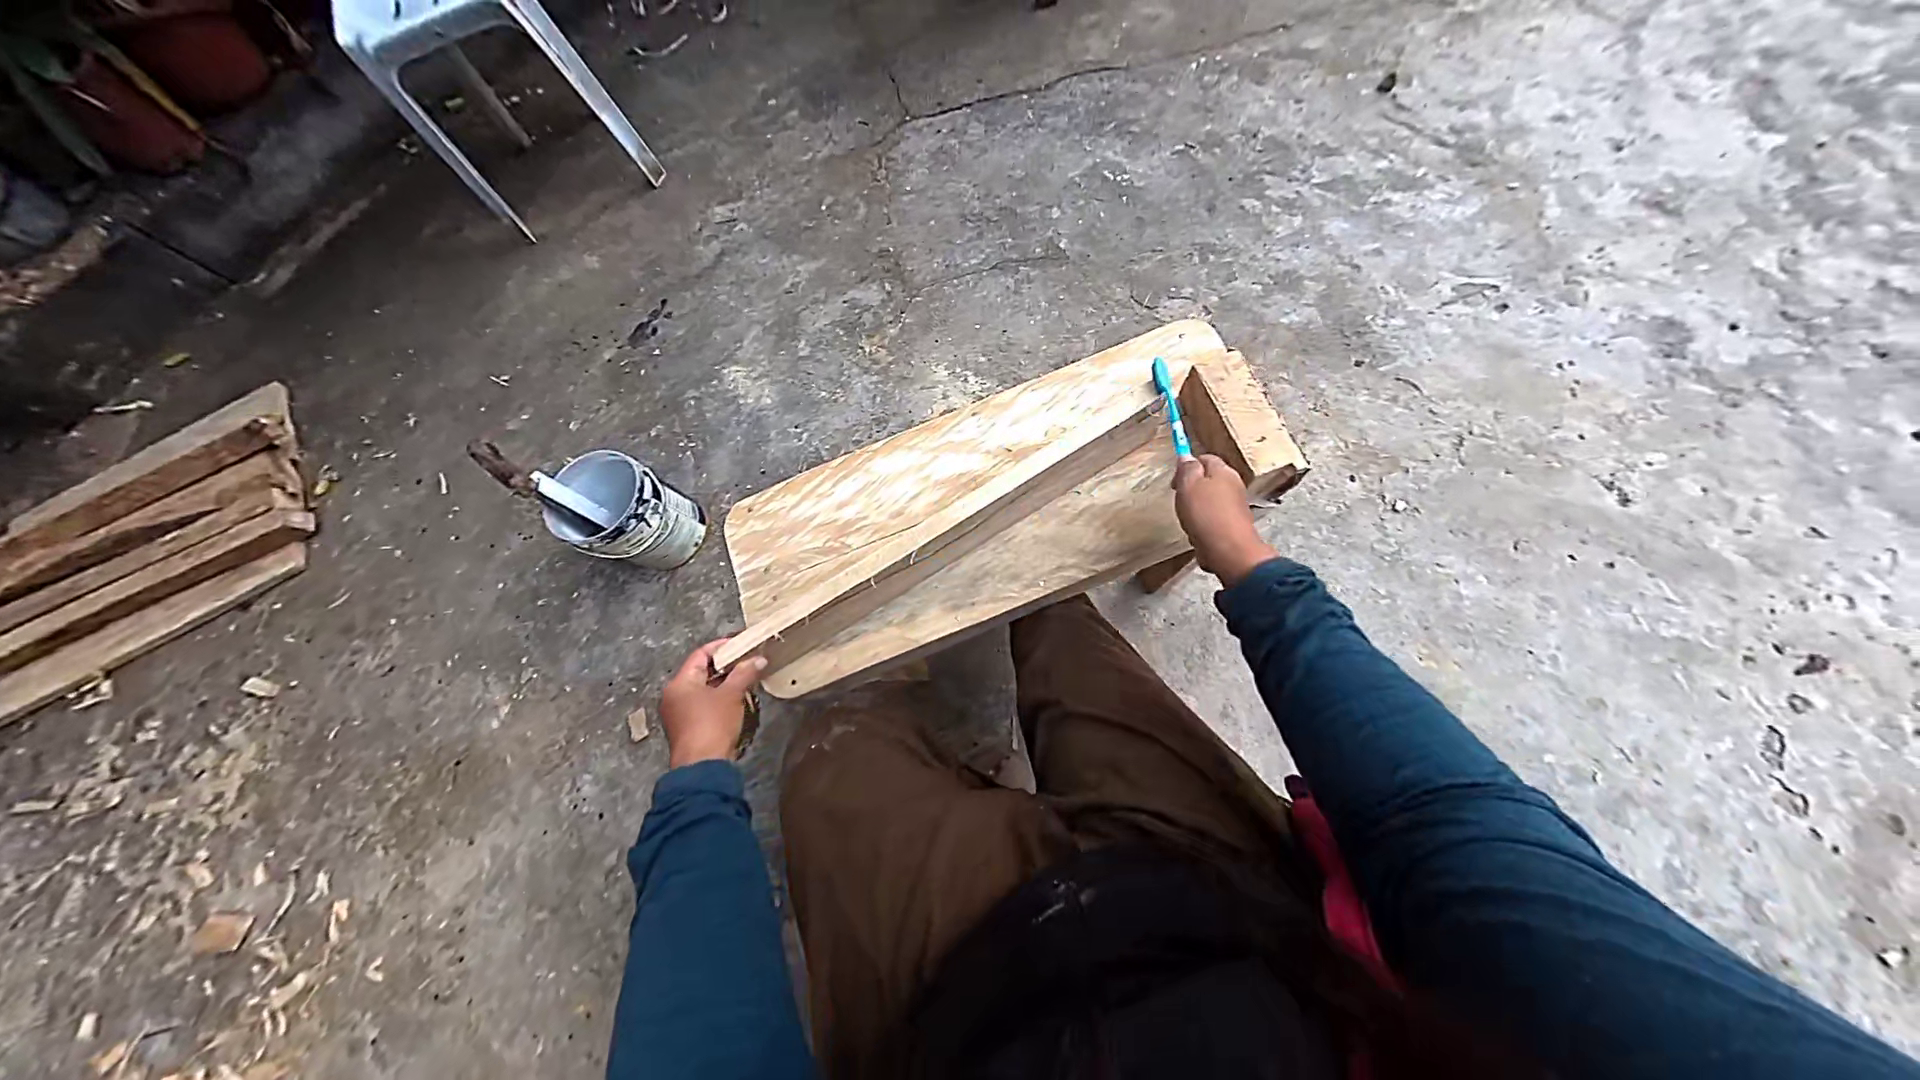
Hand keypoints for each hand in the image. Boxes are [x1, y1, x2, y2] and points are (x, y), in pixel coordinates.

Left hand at [659, 639, 767, 767]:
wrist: (702, 766)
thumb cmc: (713, 723)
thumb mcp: (732, 694)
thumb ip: (745, 672)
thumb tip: (759, 658)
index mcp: (680, 683)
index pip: (700, 655)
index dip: (722, 647)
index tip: (742, 644)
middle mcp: (674, 695)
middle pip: (701, 671)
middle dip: (725, 665)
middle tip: (747, 660)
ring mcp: (678, 713)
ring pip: (703, 688)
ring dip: (724, 682)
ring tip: (746, 677)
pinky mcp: (687, 727)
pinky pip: (703, 703)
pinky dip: (719, 697)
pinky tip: (736, 698)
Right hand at [1173, 455, 1277, 585]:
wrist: (1228, 550)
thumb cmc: (1206, 514)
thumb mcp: (1188, 485)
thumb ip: (1186, 469)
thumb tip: (1186, 456)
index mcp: (1223, 471)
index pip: (1205, 457)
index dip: (1188, 466)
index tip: (1174, 480)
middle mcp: (1234, 485)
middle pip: (1208, 478)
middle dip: (1191, 487)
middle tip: (1179, 498)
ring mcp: (1235, 505)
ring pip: (1210, 499)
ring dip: (1196, 507)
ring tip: (1187, 517)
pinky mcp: (1233, 524)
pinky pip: (1213, 517)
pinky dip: (1203, 522)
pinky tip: (1197, 531)